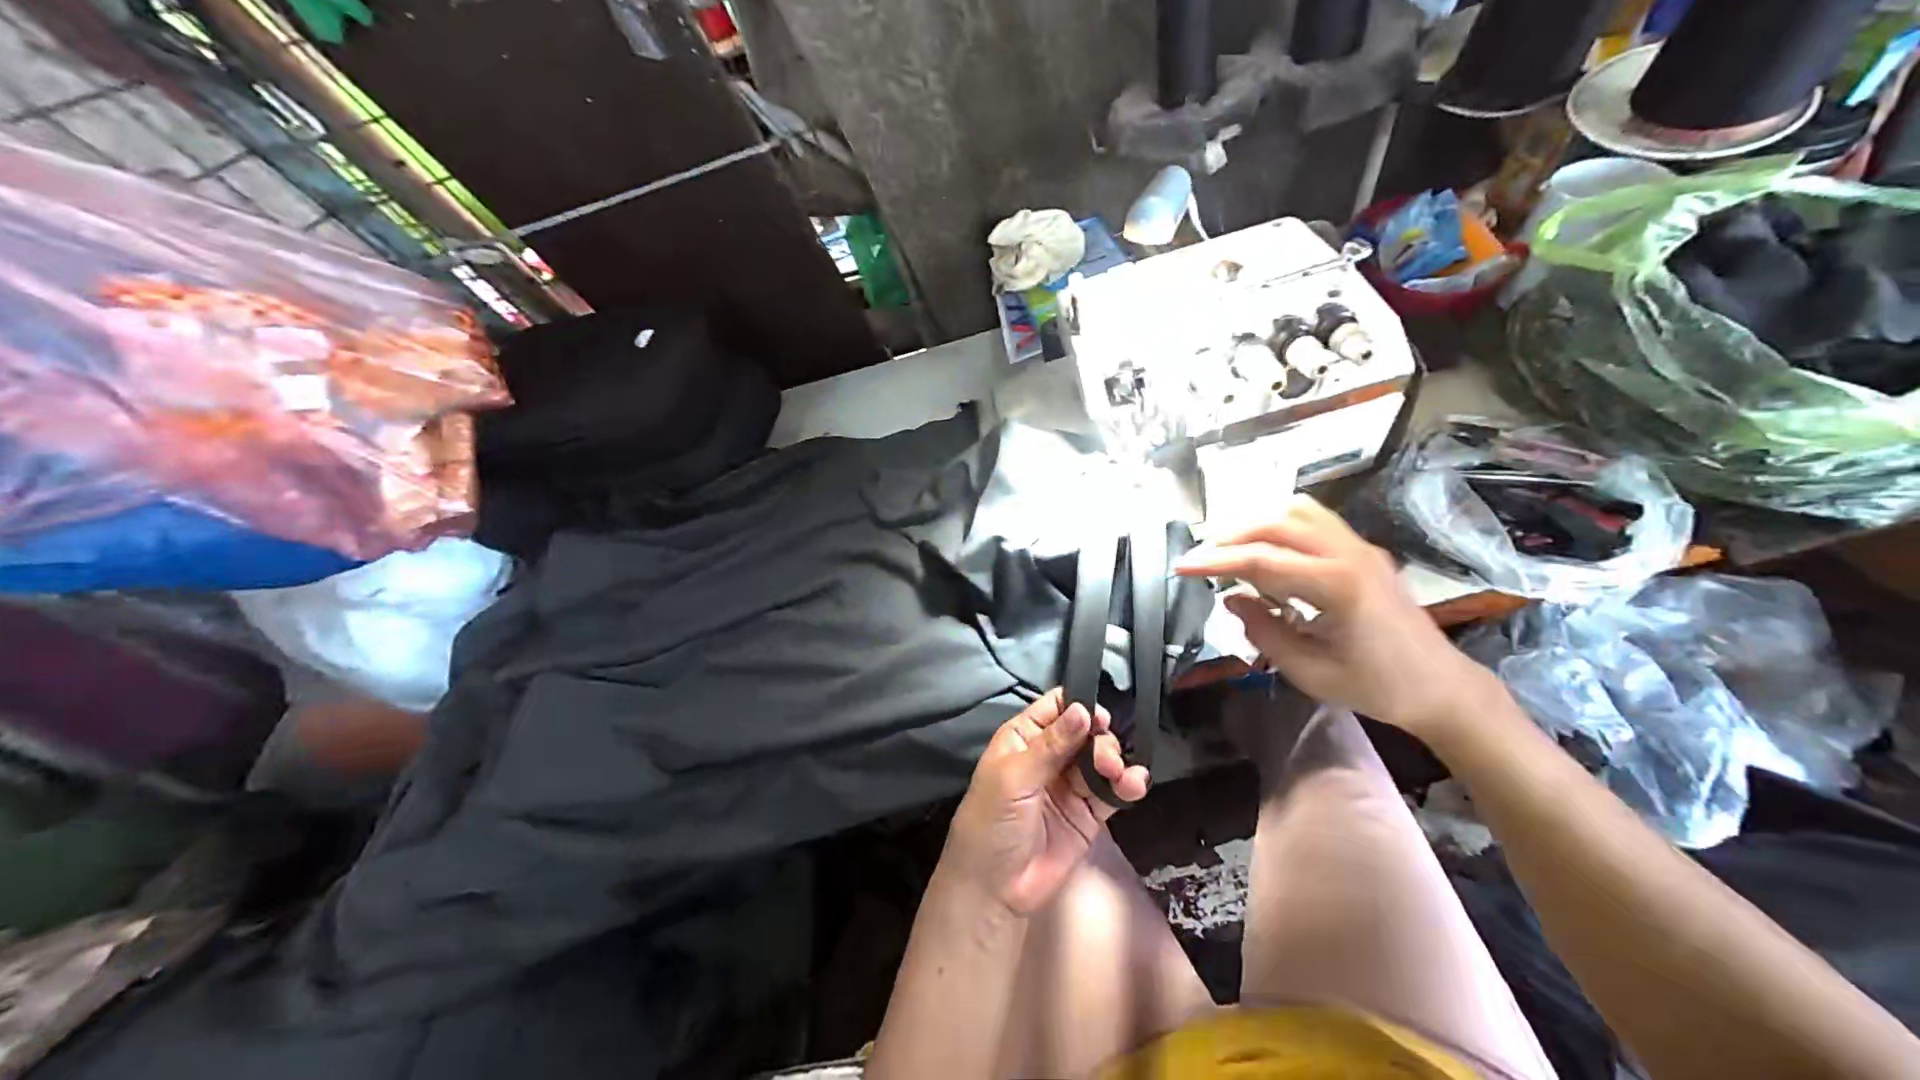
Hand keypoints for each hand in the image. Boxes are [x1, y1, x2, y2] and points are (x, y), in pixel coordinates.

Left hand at [943, 689, 1149, 916]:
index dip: (1079, 705)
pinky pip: (1113, 791)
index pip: (1056, 707)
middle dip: (1101, 738)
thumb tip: (1083, 709)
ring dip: (1116, 761)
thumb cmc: (991, 823)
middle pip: (1086, 731)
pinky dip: (1128, 785)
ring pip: (1102, 758)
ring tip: (1118, 775)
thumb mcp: (1013, 778)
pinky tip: (1134, 785)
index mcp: (1023, 737)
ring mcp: (1071, 784)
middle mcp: (1049, 755)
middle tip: (1103, 759)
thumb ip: (1050, 745)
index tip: (1098, 715)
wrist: (995, 889)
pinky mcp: (1089, 813)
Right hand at [1174, 495, 1499, 743]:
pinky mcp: (1364, 551)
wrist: (1441, 687)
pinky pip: (1316, 520)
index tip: (1181, 566)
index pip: (1261, 560)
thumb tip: (1231, 599)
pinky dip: (1282, 526)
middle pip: (1276, 524)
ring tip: (1231, 552)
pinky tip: (1268, 550)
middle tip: (1200, 559)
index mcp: (1337, 586)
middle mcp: (1349, 554)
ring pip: (1297, 512)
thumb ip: (1264, 631)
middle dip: (1230, 537)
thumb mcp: (1309, 672)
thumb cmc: (1376, 687)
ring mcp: (1361, 547)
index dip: (1215, 561)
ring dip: (1257, 525)